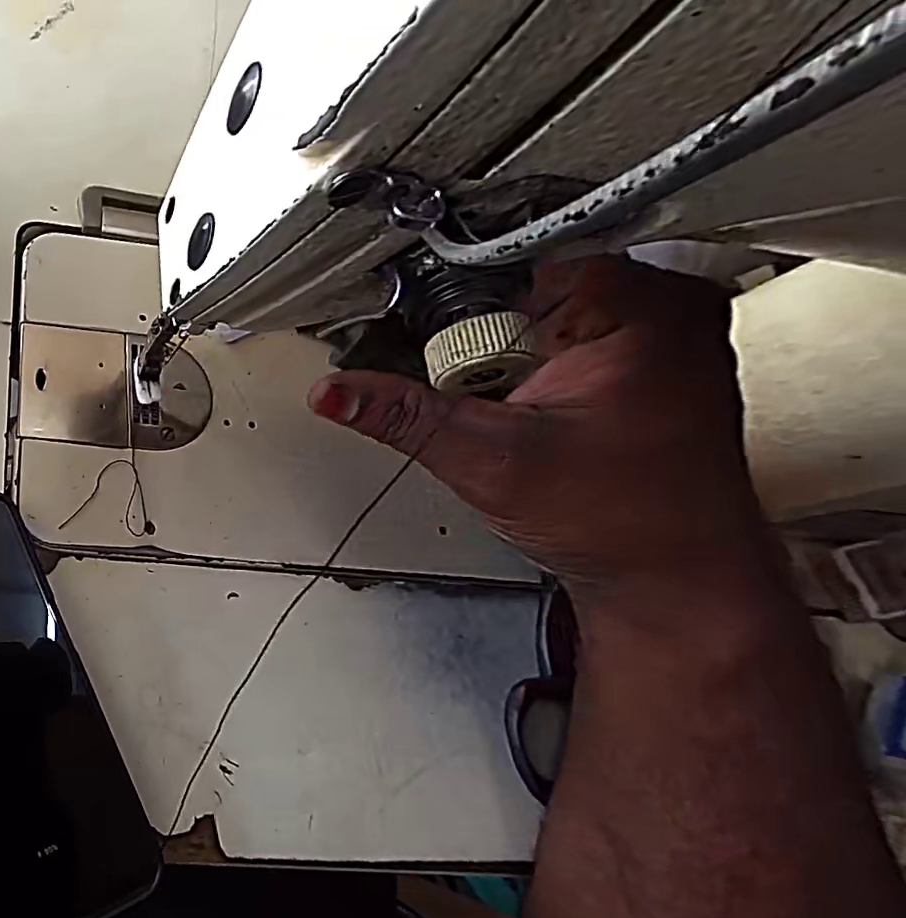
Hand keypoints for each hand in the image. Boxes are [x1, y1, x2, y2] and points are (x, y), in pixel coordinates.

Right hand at [306, 255, 767, 601]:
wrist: (666, 570)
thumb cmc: (617, 518)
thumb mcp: (484, 459)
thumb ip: (401, 416)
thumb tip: (335, 391)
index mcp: (643, 310)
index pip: (519, 264)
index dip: (458, 303)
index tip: (432, 345)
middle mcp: (661, 309)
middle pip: (522, 289)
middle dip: (474, 340)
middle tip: (481, 397)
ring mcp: (653, 335)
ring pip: (532, 316)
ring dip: (493, 358)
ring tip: (507, 410)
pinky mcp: (636, 362)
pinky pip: (552, 340)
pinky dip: (517, 370)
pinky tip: (520, 411)